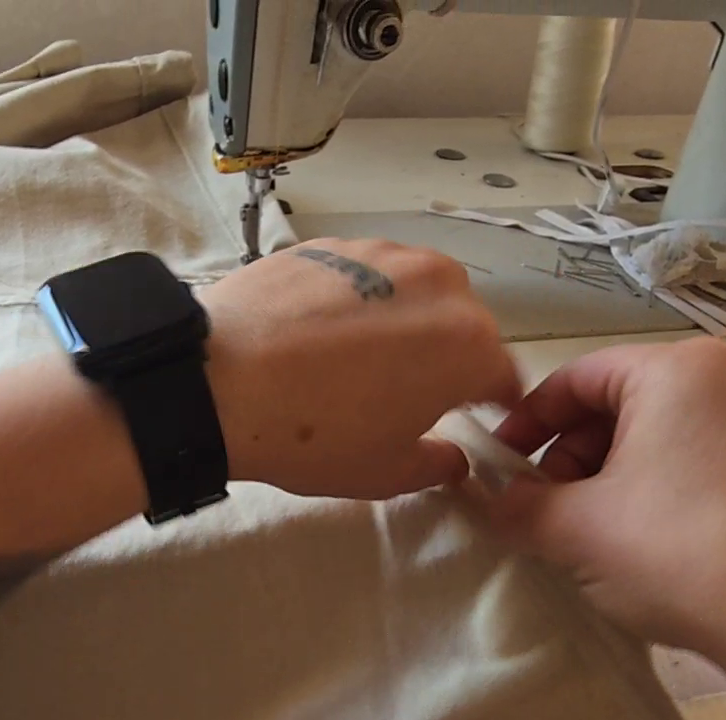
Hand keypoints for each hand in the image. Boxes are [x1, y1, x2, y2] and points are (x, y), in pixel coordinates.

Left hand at [202, 239, 521, 499]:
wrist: (221, 381)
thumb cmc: (317, 435)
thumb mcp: (386, 473)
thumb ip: (438, 464)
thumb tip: (454, 457)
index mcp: (469, 344)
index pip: (504, 375)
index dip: (492, 402)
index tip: (476, 416)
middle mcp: (440, 283)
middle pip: (462, 326)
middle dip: (446, 358)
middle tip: (403, 392)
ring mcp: (383, 251)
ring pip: (413, 293)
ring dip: (402, 323)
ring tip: (354, 359)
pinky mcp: (332, 241)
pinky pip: (363, 276)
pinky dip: (356, 300)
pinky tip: (317, 332)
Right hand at [482, 338, 725, 681]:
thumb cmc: (681, 554)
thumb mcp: (575, 530)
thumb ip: (515, 505)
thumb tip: (490, 498)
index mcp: (678, 370)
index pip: (575, 378)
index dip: (524, 421)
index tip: (497, 464)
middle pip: (620, 403)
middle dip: (568, 455)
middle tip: (545, 507)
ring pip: (662, 434)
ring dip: (610, 476)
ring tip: (595, 532)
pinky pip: (704, 460)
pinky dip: (659, 489)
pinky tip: (651, 543)